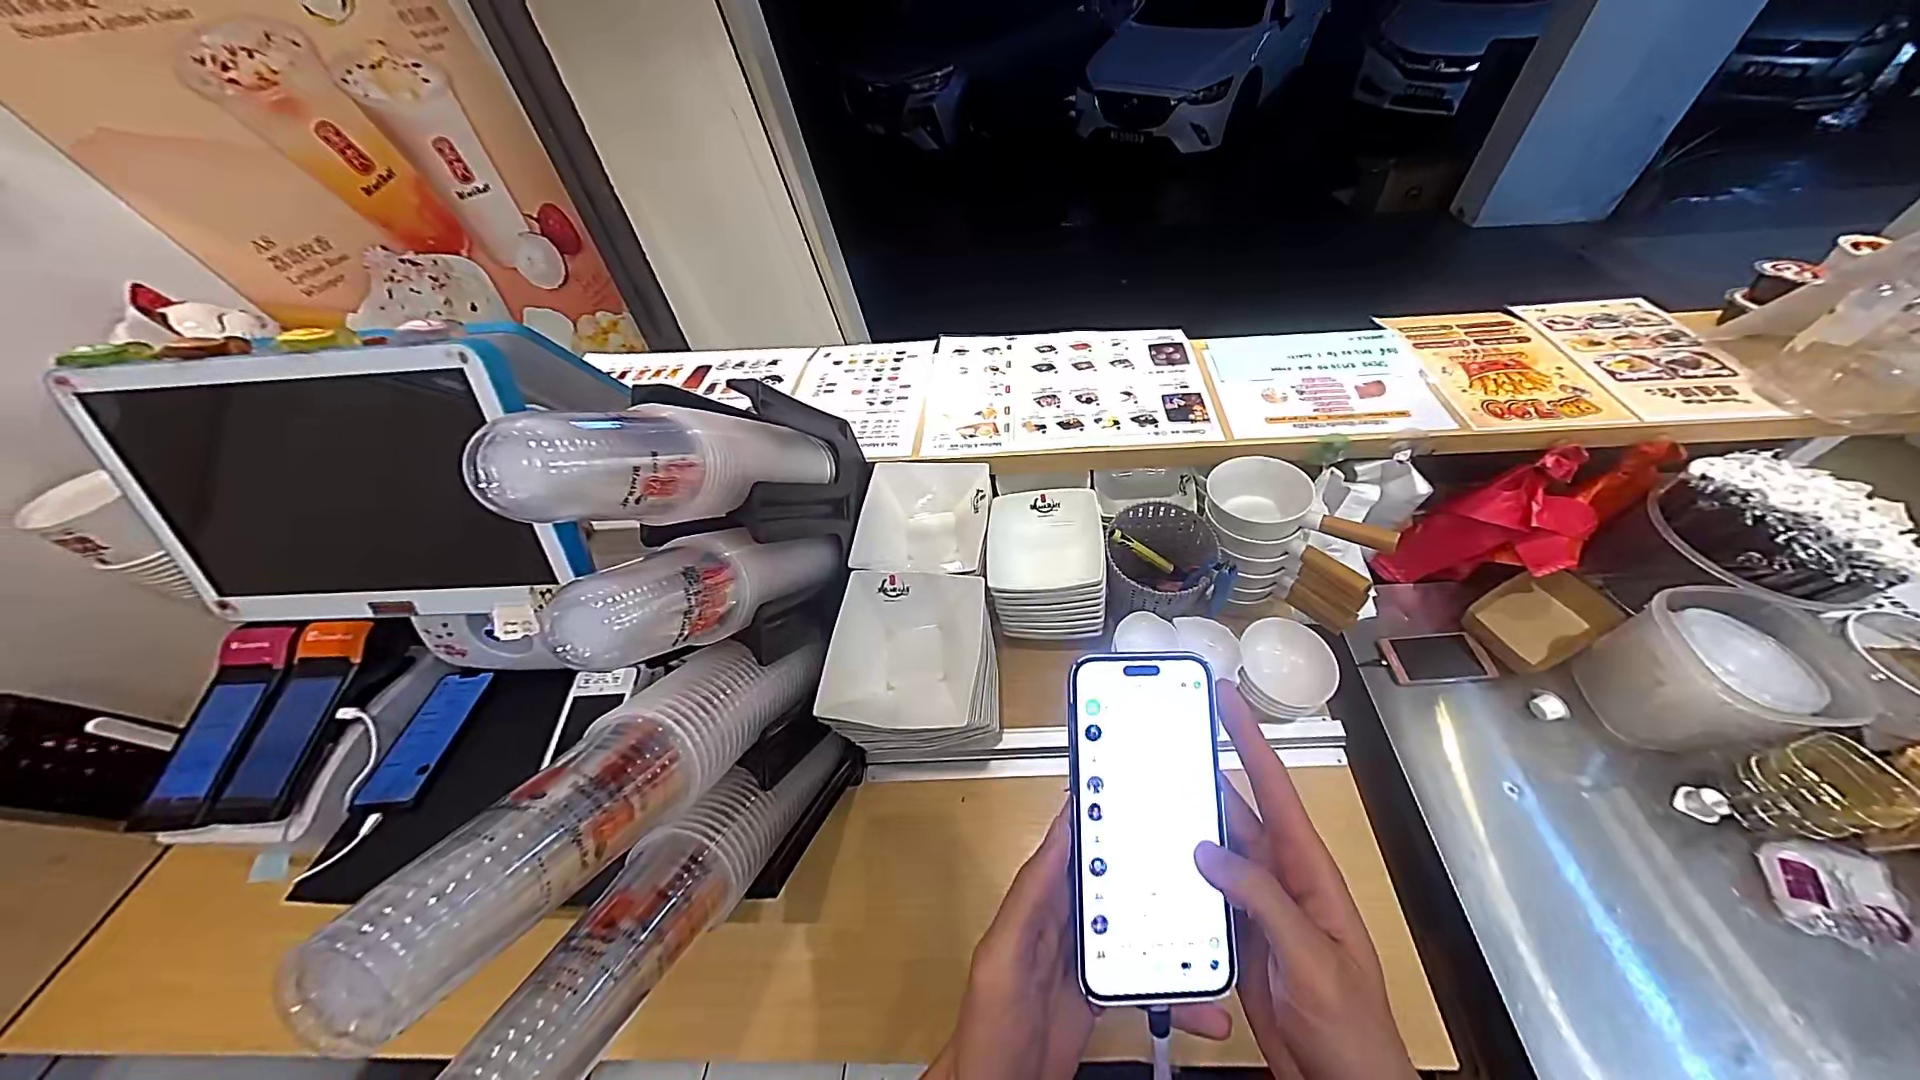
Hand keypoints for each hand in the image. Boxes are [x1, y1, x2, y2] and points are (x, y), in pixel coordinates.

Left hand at [927, 803, 1232, 1079]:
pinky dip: (1170, 989)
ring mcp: (1082, 958)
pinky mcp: (1098, 992)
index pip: (1069, 846)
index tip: (1121, 791)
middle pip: (1110, 883)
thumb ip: (1028, 899)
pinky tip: (1198, 1003)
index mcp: (1037, 904)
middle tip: (1183, 856)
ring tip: (1205, 932)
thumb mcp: (1002, 956)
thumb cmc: (988, 1025)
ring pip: (1133, 929)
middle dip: (1145, 868)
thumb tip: (1054, 844)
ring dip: (1169, 932)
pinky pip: (1141, 979)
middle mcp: (1061, 924)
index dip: (1093, 817)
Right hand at [1195, 679, 1415, 1079]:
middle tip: (1171, 738)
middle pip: (1234, 807)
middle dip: (1204, 769)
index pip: (1275, 787)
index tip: (1227, 699)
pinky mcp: (1232, 924)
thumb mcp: (1311, 957)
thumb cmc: (1351, 1026)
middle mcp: (1278, 874)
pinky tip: (1157, 858)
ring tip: (1153, 791)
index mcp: (1307, 869)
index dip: (1250, 738)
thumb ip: (1262, 899)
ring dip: (1186, 819)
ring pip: (1212, 843)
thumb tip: (1210, 850)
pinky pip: (1200, 882)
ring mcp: (1253, 898)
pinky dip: (1178, 866)